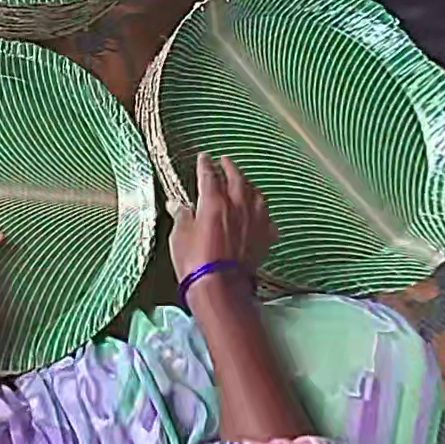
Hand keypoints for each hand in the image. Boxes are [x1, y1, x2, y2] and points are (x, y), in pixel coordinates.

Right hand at [169, 152, 275, 301]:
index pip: (209, 176)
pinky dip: (261, 213)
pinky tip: (258, 215)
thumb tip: (177, 205)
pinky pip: (266, 219)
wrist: (220, 286)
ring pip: (256, 195)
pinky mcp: (265, 237)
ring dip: (249, 186)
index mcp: (214, 202)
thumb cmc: (194, 260)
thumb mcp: (180, 236)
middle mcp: (238, 206)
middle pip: (237, 179)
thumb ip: (182, 216)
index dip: (205, 165)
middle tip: (225, 161)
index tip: (203, 157)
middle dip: (230, 168)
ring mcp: (255, 221)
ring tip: (244, 184)